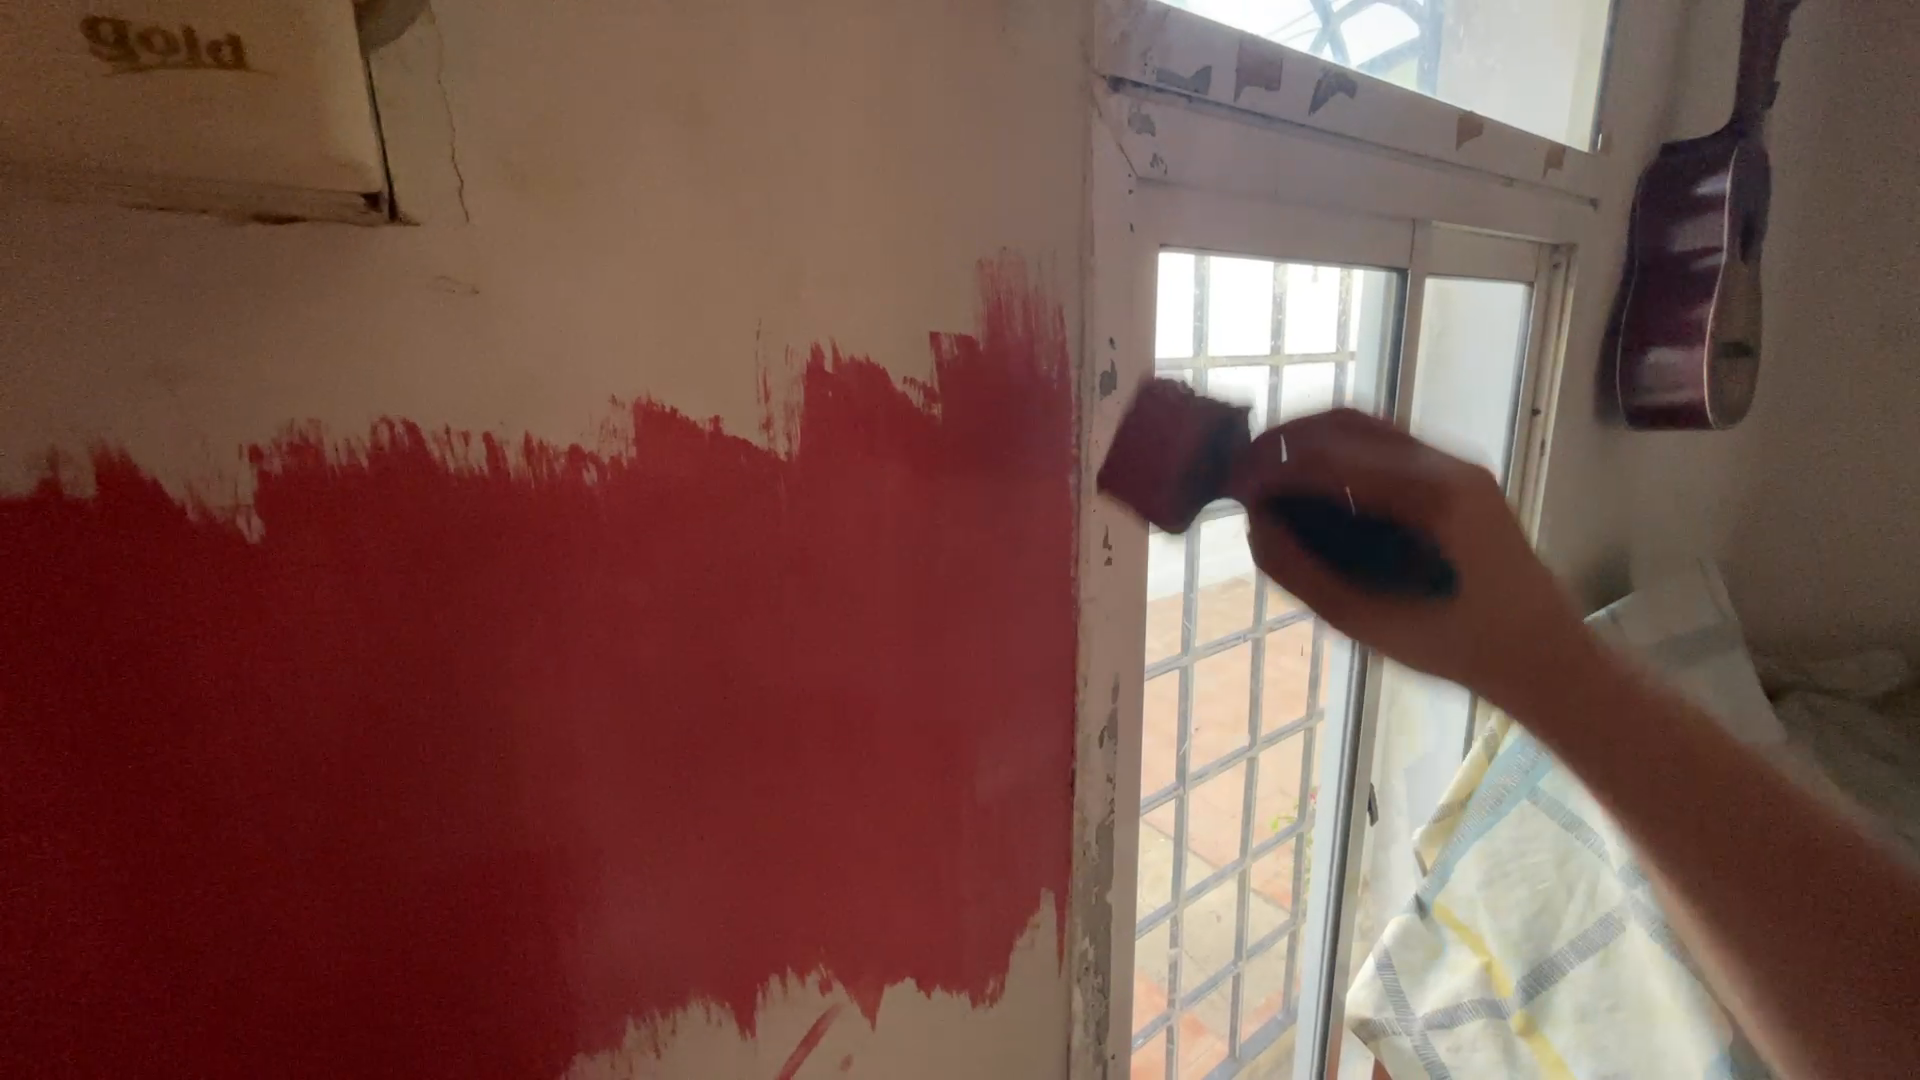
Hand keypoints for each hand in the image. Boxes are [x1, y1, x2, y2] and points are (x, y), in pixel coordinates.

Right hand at [1228, 409, 1599, 713]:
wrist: (1543, 652)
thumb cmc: (1459, 649)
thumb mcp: (1368, 622)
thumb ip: (1303, 573)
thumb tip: (1255, 526)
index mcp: (1436, 499)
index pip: (1331, 458)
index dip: (1271, 467)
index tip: (1231, 487)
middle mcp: (1446, 464)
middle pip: (1344, 422)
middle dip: (1281, 440)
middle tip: (1239, 474)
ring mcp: (1452, 463)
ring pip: (1359, 424)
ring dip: (1302, 441)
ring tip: (1262, 473)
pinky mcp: (1449, 473)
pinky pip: (1375, 443)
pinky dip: (1329, 453)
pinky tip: (1304, 483)